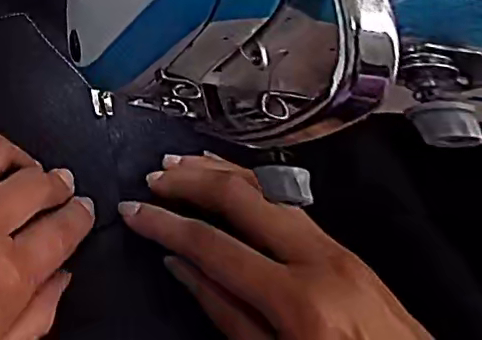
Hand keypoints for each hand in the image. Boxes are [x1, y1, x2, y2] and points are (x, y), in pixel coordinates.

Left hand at [0, 135, 94, 339]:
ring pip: (5, 154)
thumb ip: (35, 318)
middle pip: (42, 184)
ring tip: (31, 168)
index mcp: (6, 276)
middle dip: (61, 184)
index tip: (83, 211)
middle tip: (64, 187)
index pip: (63, 230)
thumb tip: (60, 283)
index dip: (80, 216)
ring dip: (27, 158)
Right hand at [121, 154, 429, 339]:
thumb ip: (228, 316)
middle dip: (190, 180)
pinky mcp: (345, 248)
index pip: (215, 246)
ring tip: (180, 164)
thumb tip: (182, 266)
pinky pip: (286, 200)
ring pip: (265, 187)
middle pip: (240, 197)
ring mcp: (337, 248)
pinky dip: (249, 182)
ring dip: (217, 171)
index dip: (167, 224)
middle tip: (154, 177)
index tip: (136, 211)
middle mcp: (320, 262)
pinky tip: (229, 175)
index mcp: (301, 305)